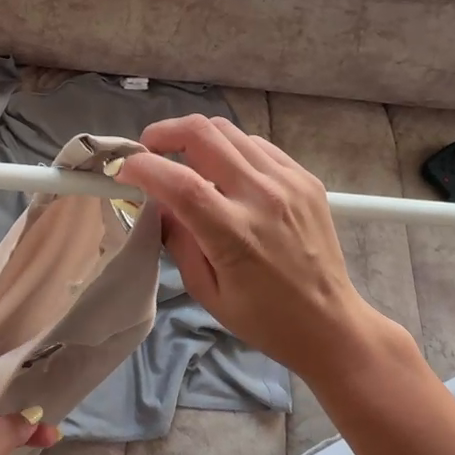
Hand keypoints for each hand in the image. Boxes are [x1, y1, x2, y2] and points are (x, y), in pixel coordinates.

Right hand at [113, 115, 392, 385]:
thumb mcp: (204, 289)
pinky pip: (254, 143)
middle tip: (149, 150)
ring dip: (194, 138)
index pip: (178, 182)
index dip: (141, 167)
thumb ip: (176, 238)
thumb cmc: (263, 318)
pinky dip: (227, 147)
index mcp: (235, 234)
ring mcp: (288, 183)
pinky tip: (223, 171)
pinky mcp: (304, 178)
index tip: (122, 170)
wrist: (332, 325)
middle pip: (202, 134)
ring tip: (183, 159)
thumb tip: (155, 201)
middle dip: (163, 133)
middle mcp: (263, 198)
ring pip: (226, 129)